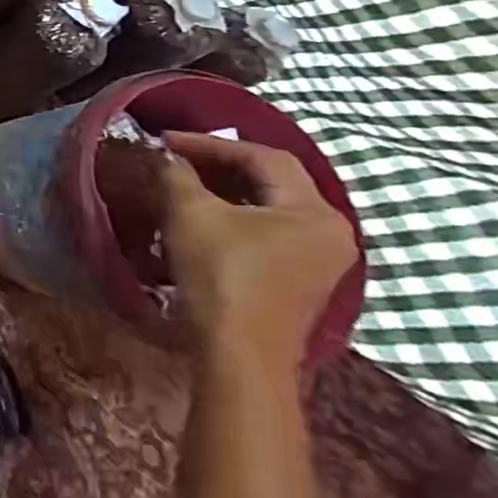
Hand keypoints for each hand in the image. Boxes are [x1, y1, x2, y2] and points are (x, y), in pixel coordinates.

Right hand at [159, 131, 356, 367]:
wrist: (237, 357)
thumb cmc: (222, 276)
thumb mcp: (192, 214)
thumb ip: (179, 174)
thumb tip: (169, 159)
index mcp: (314, 210)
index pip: (261, 156)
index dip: (210, 143)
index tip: (167, 140)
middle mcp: (329, 231)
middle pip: (272, 179)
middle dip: (221, 163)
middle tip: (179, 156)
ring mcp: (320, 260)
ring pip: (271, 205)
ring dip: (228, 188)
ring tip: (187, 180)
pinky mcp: (302, 280)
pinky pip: (271, 230)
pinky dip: (238, 214)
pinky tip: (206, 214)